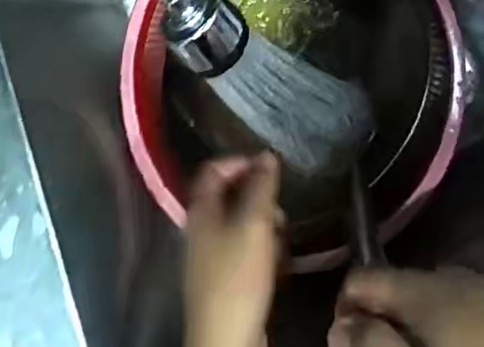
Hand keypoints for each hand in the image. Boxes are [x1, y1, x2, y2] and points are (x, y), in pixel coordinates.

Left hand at [183, 153, 283, 346]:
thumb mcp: (254, 223)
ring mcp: (209, 255)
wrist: (227, 342)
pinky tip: (278, 261)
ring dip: (263, 223)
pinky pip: (242, 250)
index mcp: (201, 208)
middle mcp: (200, 227)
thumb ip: (261, 185)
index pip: (214, 168)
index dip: (240, 161)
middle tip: (279, 207)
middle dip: (258, 196)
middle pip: (228, 195)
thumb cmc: (237, 276)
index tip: (268, 167)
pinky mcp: (223, 279)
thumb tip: (266, 154)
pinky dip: (260, 247)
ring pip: (239, 224)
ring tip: (283, 235)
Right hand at [329, 267, 483, 346]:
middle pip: (392, 290)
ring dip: (410, 331)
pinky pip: (456, 316)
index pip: (361, 277)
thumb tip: (338, 327)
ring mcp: (480, 293)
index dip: (344, 312)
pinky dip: (442, 334)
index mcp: (422, 284)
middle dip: (378, 324)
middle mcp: (447, 276)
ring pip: (425, 305)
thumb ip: (374, 344)